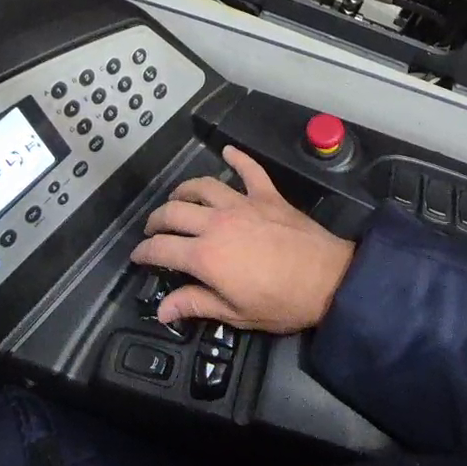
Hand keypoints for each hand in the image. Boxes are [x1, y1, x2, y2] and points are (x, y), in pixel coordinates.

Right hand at [131, 147, 355, 333]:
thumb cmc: (281, 302)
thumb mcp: (235, 314)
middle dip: (157, 220)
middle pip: (174, 212)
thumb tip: (162, 309)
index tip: (138, 256)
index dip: (144, 253)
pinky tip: (228, 151)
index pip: (162, 249)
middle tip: (153, 230)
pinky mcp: (267, 195)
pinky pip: (249, 170)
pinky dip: (238, 158)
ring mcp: (243, 204)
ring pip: (203, 187)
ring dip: (185, 190)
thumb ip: (195, 304)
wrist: (328, 279)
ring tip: (178, 198)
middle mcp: (217, 223)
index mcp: (205, 256)